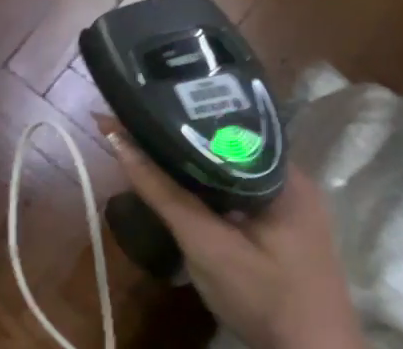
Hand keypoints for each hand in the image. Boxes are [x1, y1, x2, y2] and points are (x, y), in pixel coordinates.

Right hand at [112, 133, 366, 348]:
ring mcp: (284, 206)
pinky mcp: (274, 227)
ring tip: (134, 144)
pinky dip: (194, 182)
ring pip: (220, 167)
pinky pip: (226, 189)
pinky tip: (166, 182)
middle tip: (123, 123)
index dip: (174, 112)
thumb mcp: (206, 244)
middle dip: (171, 134)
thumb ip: (161, 190)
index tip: (130, 103)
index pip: (223, 123)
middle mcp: (289, 182)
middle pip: (219, 144)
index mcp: (286, 176)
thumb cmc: (267, 298)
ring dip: (179, 160)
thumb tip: (113, 136)